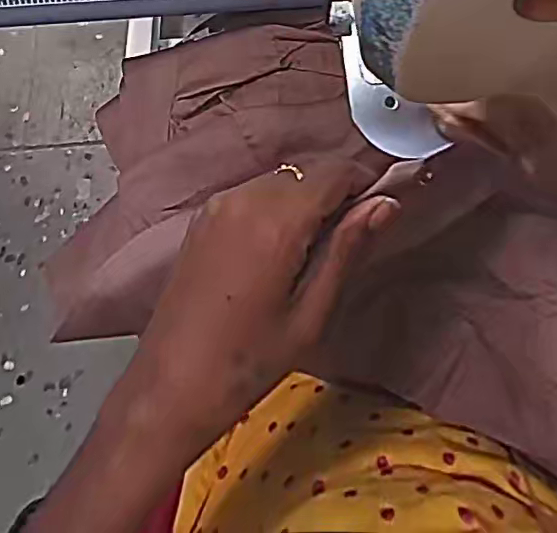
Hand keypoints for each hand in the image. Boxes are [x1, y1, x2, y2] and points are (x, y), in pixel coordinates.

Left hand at [133, 157, 398, 438]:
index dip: (363, 182)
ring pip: (281, 178)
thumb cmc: (248, 361)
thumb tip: (387, 203)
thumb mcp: (311, 313)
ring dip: (304, 196)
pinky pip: (254, 190)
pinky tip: (276, 245)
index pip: (334, 171)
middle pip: (307, 171)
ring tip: (311, 246)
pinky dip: (276, 203)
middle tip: (347, 236)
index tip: (377, 209)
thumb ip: (348, 247)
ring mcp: (220, 201)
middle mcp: (246, 197)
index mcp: (277, 220)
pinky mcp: (204, 213)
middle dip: (334, 192)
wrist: (169, 385)